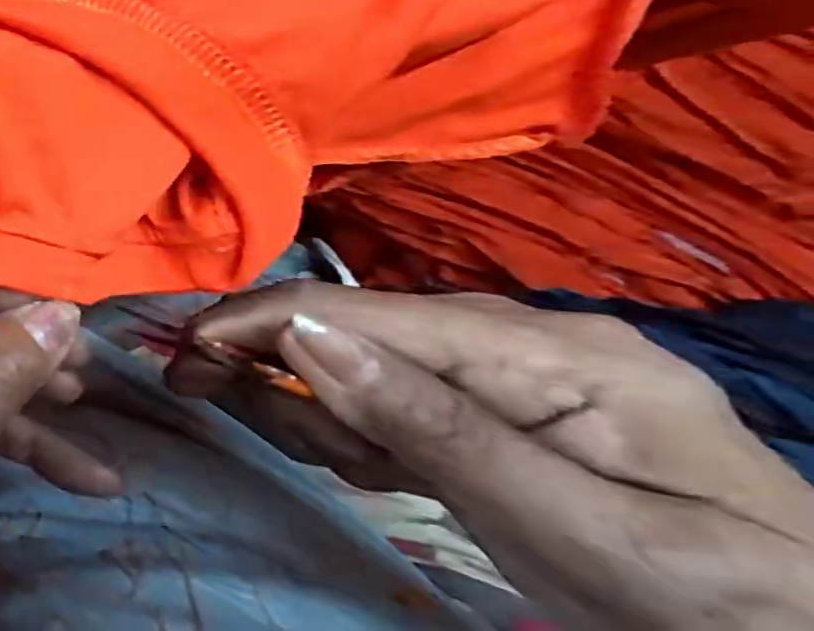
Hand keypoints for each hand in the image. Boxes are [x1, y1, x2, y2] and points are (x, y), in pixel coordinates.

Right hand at [169, 282, 813, 630]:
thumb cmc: (730, 618)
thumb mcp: (587, 540)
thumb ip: (439, 428)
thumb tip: (304, 333)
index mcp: (551, 350)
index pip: (364, 311)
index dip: (260, 322)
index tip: (182, 355)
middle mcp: (517, 334)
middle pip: (350, 326)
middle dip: (278, 367)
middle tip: (218, 402)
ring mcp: (504, 364)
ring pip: (354, 356)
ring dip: (314, 404)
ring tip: (337, 463)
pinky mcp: (490, 398)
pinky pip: (384, 390)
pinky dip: (348, 421)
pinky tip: (360, 455)